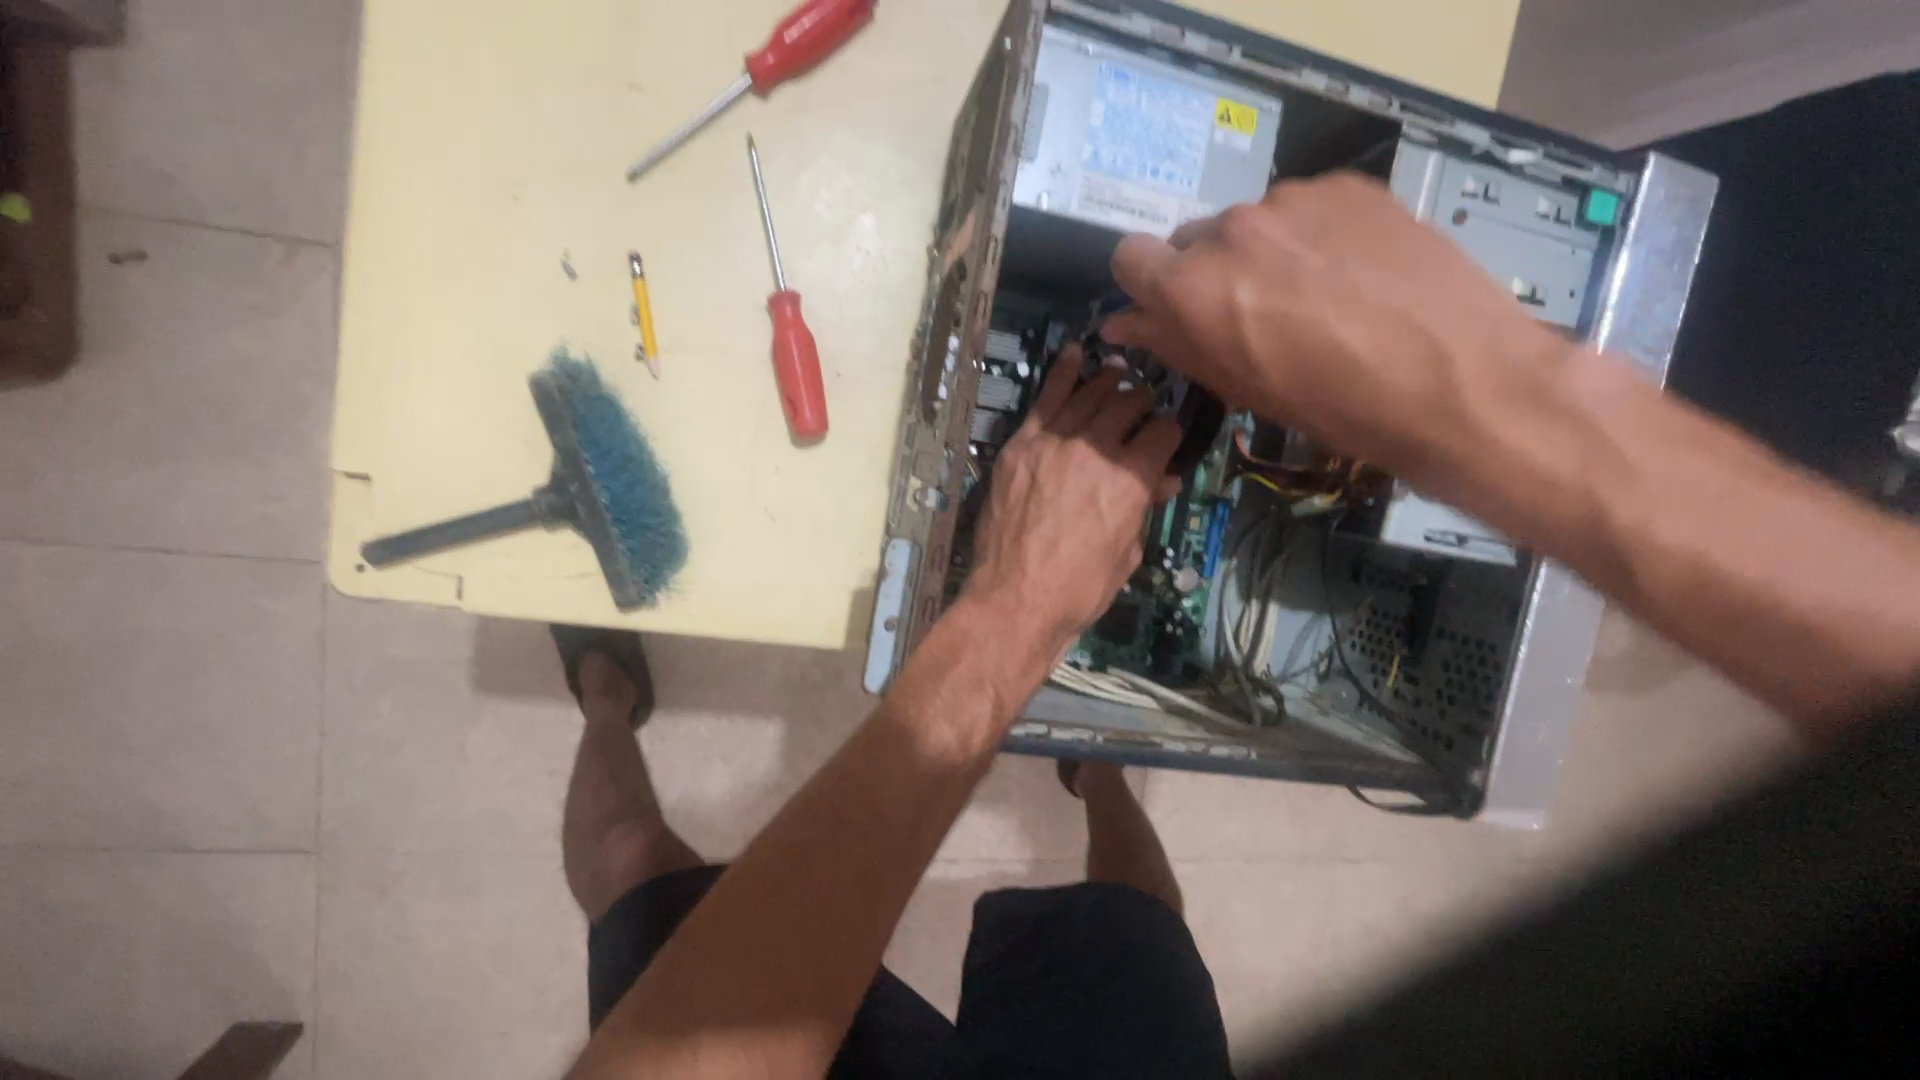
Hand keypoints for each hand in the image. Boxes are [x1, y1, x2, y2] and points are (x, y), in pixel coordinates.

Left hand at [964, 347, 1181, 652]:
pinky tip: (1076, 354)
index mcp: (1132, 477)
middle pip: (1128, 404)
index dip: (1172, 430)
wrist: (1015, 599)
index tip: (1169, 432)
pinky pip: (1044, 400)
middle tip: (1143, 406)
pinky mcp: (1020, 445)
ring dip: (1109, 381)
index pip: (1163, 433)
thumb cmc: (1080, 588)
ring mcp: (1053, 442)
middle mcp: (1096, 448)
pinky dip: (1063, 373)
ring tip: (1119, 373)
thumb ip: (1143, 509)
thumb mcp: (1127, 553)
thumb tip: (1162, 482)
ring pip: (1088, 394)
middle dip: (1142, 402)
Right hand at [1106, 172, 1575, 485]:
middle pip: (1193, 240)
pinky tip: (1351, 272)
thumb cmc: (1335, 404)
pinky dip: (1311, 235)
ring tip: (1315, 294)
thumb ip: (1174, 344)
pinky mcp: (1347, 185)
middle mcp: (1232, 230)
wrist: (1456, 379)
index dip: (1147, 285)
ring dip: (1262, 253)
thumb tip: (1124, 323)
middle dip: (1208, 272)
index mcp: (1193, 288)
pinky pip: (1304, 208)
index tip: (1171, 308)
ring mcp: (1293, 200)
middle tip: (1253, 312)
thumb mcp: (1240, 386)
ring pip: (1251, 224)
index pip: (1130, 257)